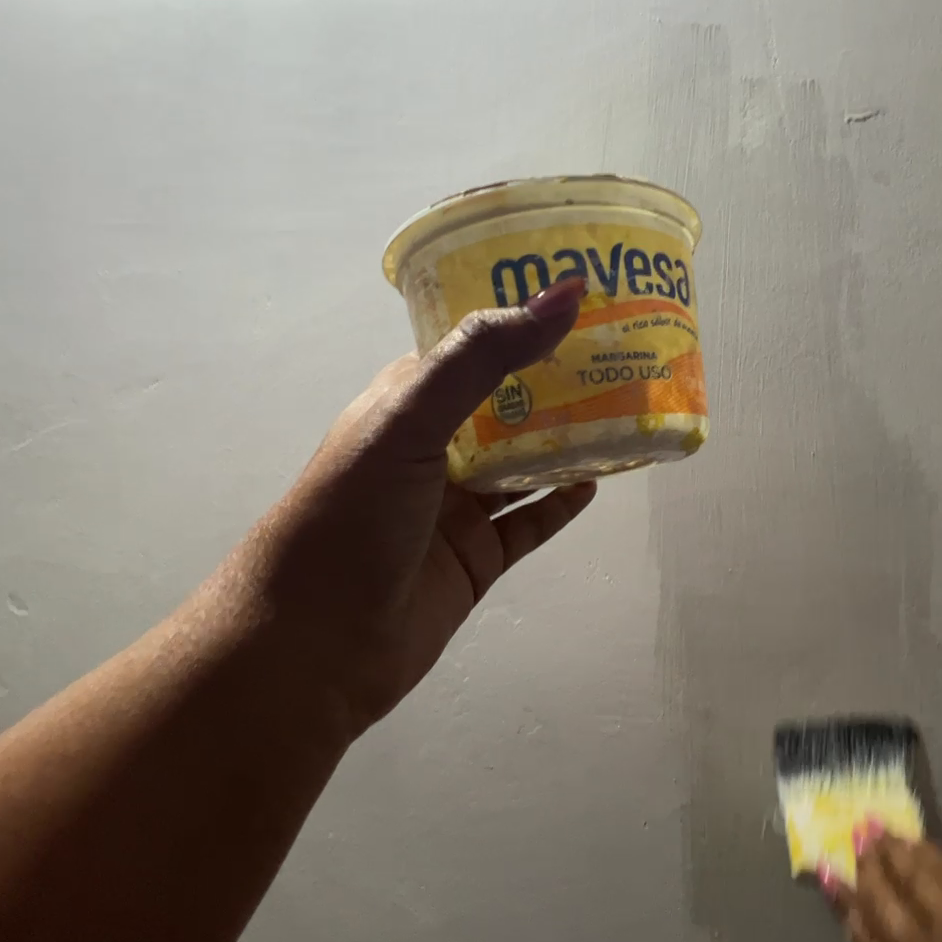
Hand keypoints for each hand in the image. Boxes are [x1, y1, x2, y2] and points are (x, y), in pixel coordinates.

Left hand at [244, 277, 596, 735]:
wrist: (314, 647)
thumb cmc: (353, 515)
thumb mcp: (410, 418)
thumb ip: (484, 356)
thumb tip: (566, 294)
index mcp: (406, 402)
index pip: (473, 347)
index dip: (522, 322)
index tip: (584, 301)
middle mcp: (432, 448)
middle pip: (508, 405)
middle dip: (559, 381)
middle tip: (624, 353)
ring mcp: (455, 506)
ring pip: (524, 464)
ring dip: (568, 441)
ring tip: (627, 411)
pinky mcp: (476, 557)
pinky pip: (530, 522)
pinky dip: (561, 502)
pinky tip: (599, 482)